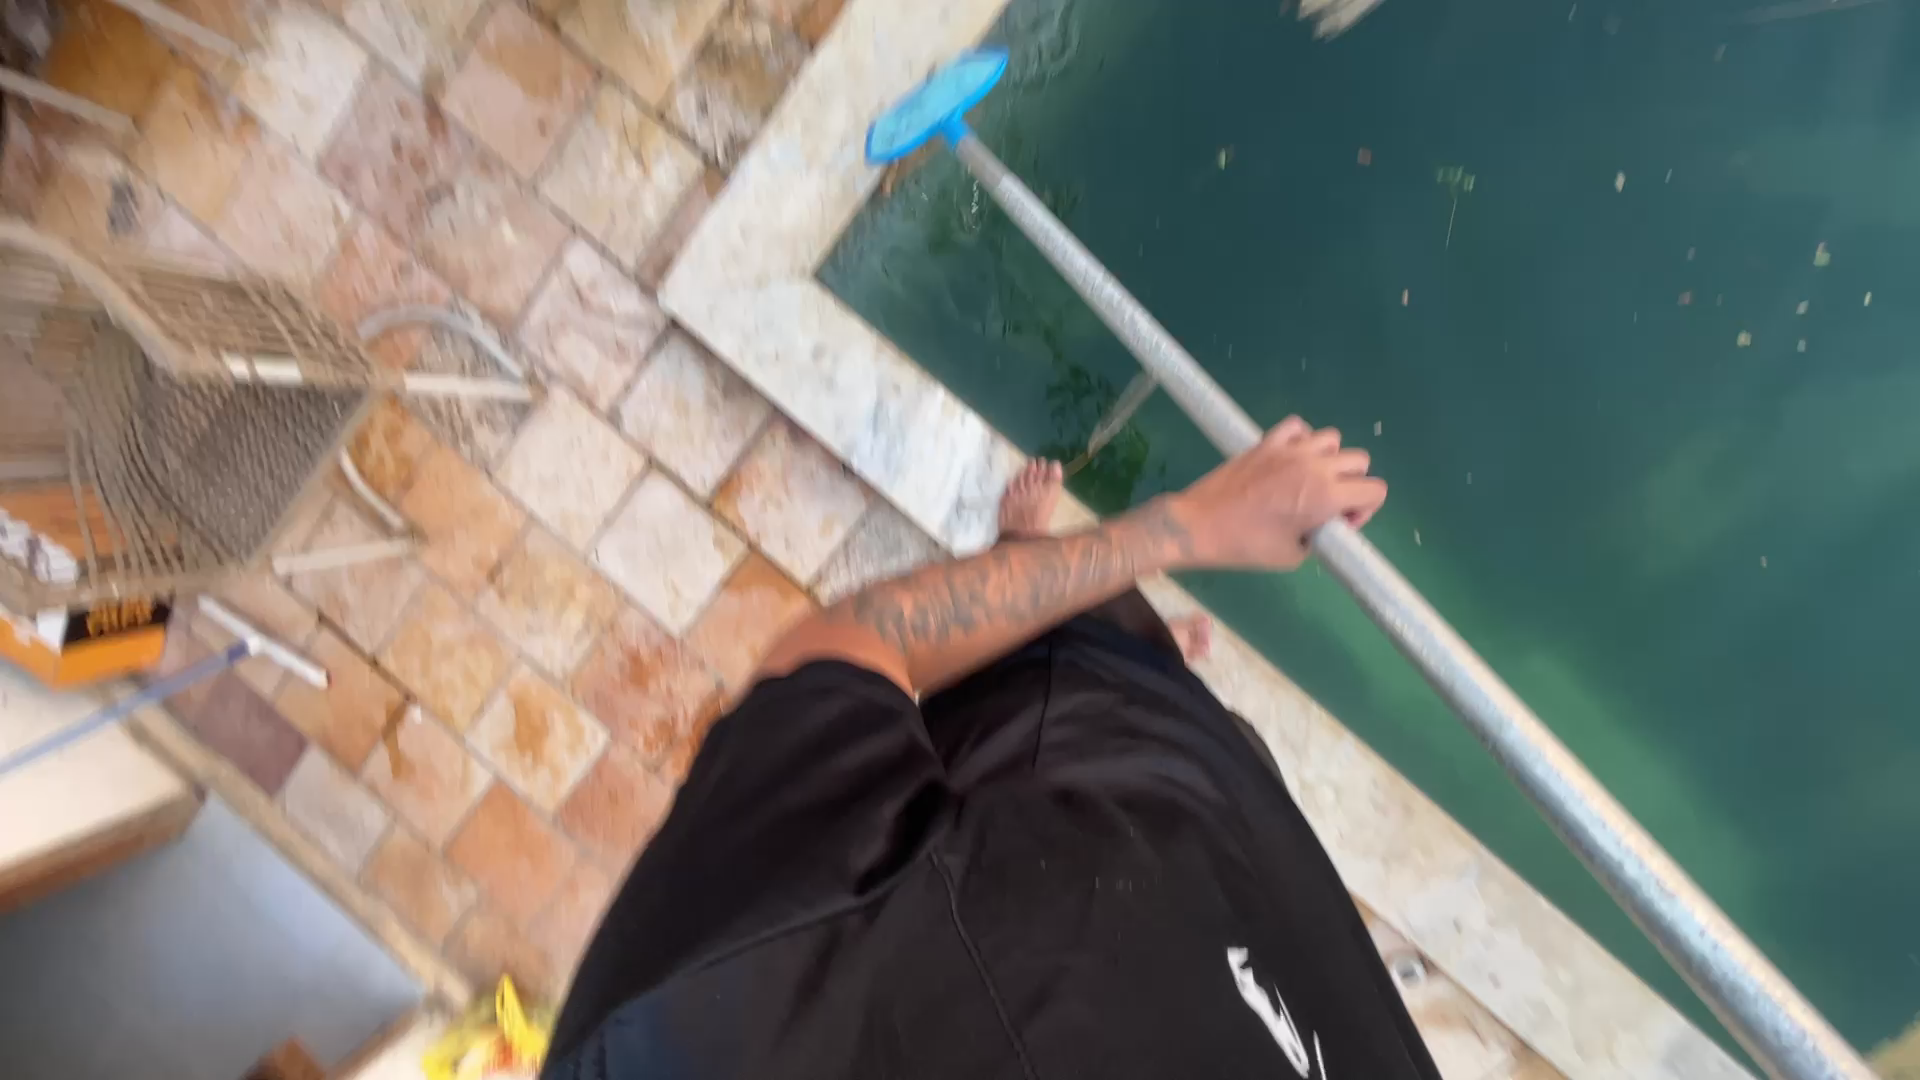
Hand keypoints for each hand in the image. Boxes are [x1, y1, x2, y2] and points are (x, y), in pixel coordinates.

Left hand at [1167, 416, 1385, 570]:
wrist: (1199, 526)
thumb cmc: (1245, 547)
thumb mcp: (1294, 555)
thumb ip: (1322, 536)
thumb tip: (1325, 525)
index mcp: (1326, 496)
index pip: (1375, 490)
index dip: (1364, 510)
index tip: (1338, 523)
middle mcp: (1314, 466)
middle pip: (1358, 461)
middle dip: (1350, 484)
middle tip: (1325, 504)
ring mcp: (1289, 449)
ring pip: (1331, 439)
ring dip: (1328, 459)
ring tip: (1307, 479)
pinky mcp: (1265, 442)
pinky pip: (1296, 426)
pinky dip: (1300, 438)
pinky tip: (1289, 458)